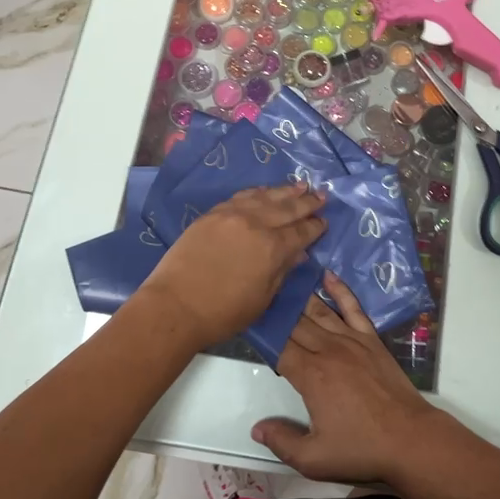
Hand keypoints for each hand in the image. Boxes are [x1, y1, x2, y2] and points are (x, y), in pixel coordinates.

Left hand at [133, 182, 325, 348]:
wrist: (175, 305)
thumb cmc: (222, 313)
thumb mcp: (261, 299)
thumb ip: (282, 272)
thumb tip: (299, 254)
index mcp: (272, 248)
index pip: (301, 232)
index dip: (315, 227)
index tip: (324, 222)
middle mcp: (256, 224)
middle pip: (287, 208)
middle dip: (307, 202)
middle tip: (321, 195)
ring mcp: (233, 214)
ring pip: (265, 196)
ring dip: (285, 191)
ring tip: (300, 185)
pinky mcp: (214, 213)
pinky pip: (243, 196)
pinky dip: (258, 192)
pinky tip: (265, 191)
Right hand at [252, 272, 451, 486]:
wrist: (409, 439)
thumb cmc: (361, 450)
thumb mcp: (314, 459)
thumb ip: (282, 441)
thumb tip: (256, 428)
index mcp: (311, 376)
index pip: (279, 347)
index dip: (262, 334)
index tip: (246, 321)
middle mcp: (328, 350)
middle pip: (296, 324)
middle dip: (276, 309)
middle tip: (259, 293)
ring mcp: (352, 341)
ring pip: (320, 312)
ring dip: (301, 295)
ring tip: (284, 278)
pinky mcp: (371, 339)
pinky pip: (353, 308)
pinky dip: (340, 290)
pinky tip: (327, 276)